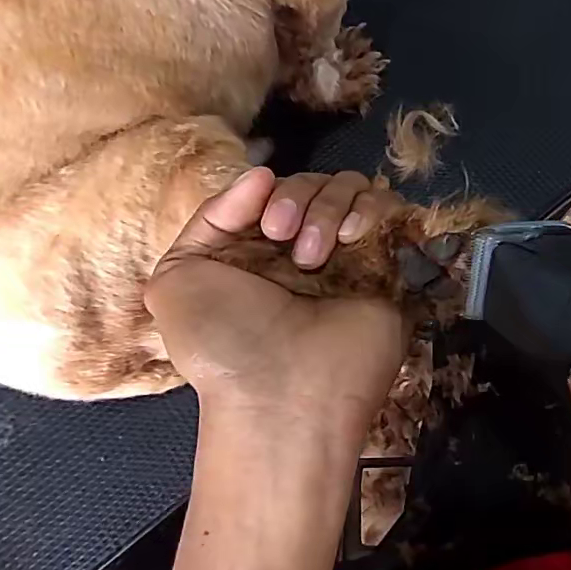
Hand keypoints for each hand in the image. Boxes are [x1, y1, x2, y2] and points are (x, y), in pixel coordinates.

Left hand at [146, 168, 406, 448]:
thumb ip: (211, 216)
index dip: (272, 192)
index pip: (276, 188)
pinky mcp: (390, 264)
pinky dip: (374, 209)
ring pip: (354, 188)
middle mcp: (308, 246)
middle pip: (316, 183)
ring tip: (318, 255)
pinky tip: (353, 239)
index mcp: (259, 246)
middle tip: (288, 241)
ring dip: (332, 207)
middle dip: (300, 200)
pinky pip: (392, 210)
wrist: (286, 395)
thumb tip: (262, 174)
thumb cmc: (225, 343)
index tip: (267, 223)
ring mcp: (352, 254)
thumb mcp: (179, 277)